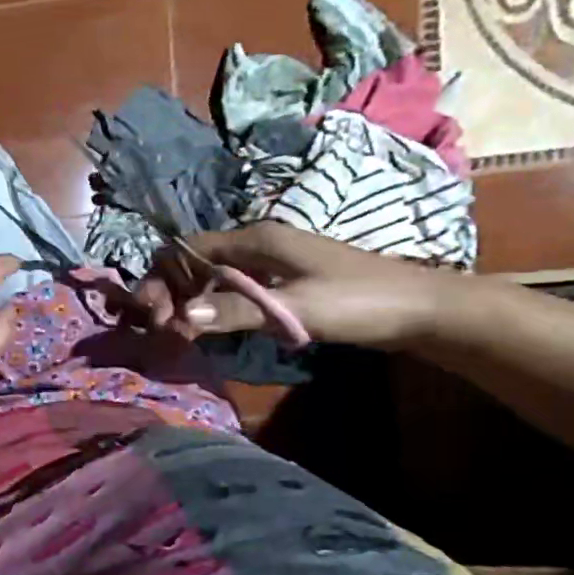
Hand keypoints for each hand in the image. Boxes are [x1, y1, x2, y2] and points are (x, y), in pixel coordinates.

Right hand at [135, 222, 465, 349]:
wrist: (420, 309)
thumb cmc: (359, 303)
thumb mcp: (296, 308)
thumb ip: (237, 310)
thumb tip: (181, 315)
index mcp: (258, 240)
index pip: (189, 249)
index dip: (162, 279)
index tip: (153, 316)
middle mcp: (259, 244)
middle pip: (196, 261)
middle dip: (171, 291)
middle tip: (161, 329)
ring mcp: (272, 262)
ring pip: (213, 276)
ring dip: (190, 301)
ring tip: (178, 334)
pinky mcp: (283, 281)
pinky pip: (234, 288)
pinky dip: (214, 306)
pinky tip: (211, 329)